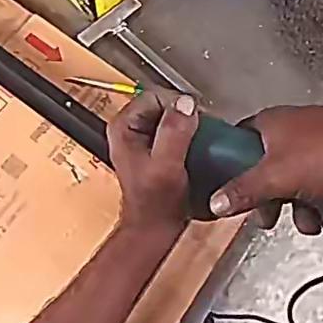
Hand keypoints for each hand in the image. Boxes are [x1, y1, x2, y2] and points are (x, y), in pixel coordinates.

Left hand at [106, 91, 198, 238]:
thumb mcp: (166, 165)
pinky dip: (188, 132)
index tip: (195, 115)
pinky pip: (175, 128)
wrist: (155, 227)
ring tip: (199, 135)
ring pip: (170, 115)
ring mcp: (142, 138)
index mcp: (123, 127)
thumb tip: (185, 104)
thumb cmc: (154, 203)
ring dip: (188, 122)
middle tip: (199, 126)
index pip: (154, 95)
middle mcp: (130, 129)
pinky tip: (196, 143)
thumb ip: (174, 132)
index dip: (178, 103)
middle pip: (163, 103)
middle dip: (185, 112)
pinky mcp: (156, 147)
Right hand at [207, 106, 322, 232]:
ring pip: (301, 186)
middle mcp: (296, 130)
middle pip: (270, 172)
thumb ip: (244, 191)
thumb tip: (219, 200)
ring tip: (319, 214)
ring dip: (307, 208)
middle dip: (276, 200)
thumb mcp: (279, 178)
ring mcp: (322, 146)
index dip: (232, 169)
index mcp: (274, 123)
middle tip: (275, 214)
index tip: (230, 192)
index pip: (238, 143)